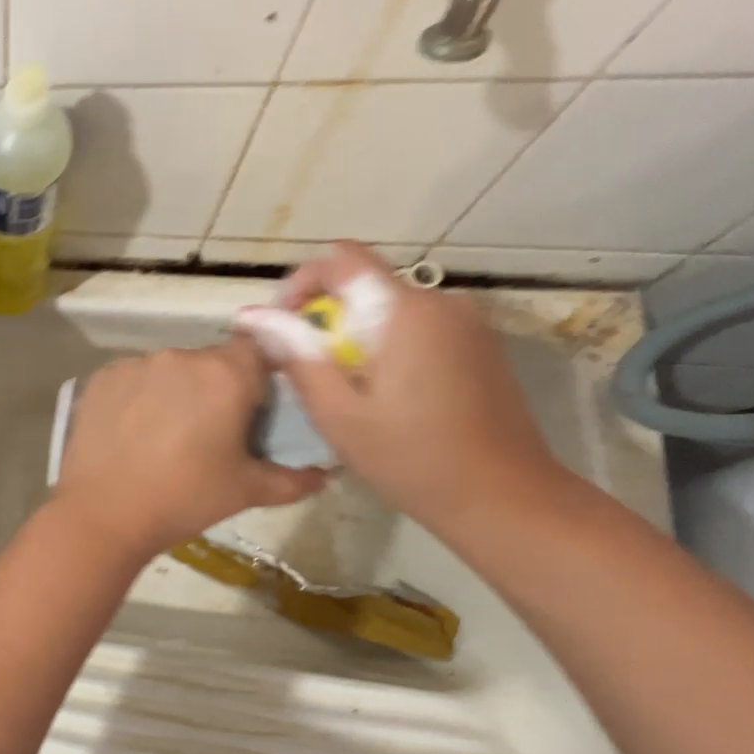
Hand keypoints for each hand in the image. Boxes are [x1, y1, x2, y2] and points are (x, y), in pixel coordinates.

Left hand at [51, 338, 326, 561]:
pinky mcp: (99, 380)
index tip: (252, 408)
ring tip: (163, 435)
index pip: (257, 352)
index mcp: (226, 374)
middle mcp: (180, 357)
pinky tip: (130, 431)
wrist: (103, 513)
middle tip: (207, 431)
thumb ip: (293, 478)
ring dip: (172, 391)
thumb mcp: (246, 490)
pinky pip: (130, 379)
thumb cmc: (184, 498)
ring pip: (167, 369)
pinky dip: (135, 397)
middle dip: (213, 388)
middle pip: (209, 361)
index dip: (258, 377)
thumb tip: (324, 475)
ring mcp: (134, 365)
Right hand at [234, 242, 565, 524]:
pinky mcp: (478, 345)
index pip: (341, 259)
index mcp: (404, 311)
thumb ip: (295, 353)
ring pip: (387, 309)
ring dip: (353, 336)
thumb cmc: (409, 456)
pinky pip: (415, 328)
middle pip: (363, 285)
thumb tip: (252, 315)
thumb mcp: (337, 410)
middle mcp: (441, 301)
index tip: (282, 328)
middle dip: (323, 318)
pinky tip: (379, 395)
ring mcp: (466, 322)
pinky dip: (384, 347)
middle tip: (304, 373)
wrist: (501, 494)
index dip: (299, 283)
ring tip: (339, 390)